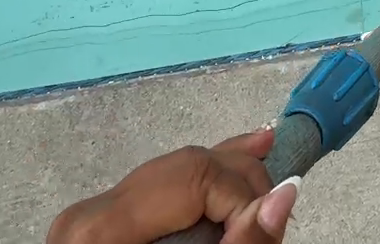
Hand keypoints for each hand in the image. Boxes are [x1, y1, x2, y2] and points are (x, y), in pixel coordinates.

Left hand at [46, 127, 299, 243]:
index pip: (198, 176)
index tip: (265, 235)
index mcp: (101, 229)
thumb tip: (286, 193)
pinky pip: (165, 180)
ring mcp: (96, 211)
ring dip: (232, 178)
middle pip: (193, 166)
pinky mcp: (106, 220)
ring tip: (274, 178)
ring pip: (183, 169)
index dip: (242, 198)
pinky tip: (252, 144)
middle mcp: (93, 208)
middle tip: (274, 223)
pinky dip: (207, 174)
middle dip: (243, 187)